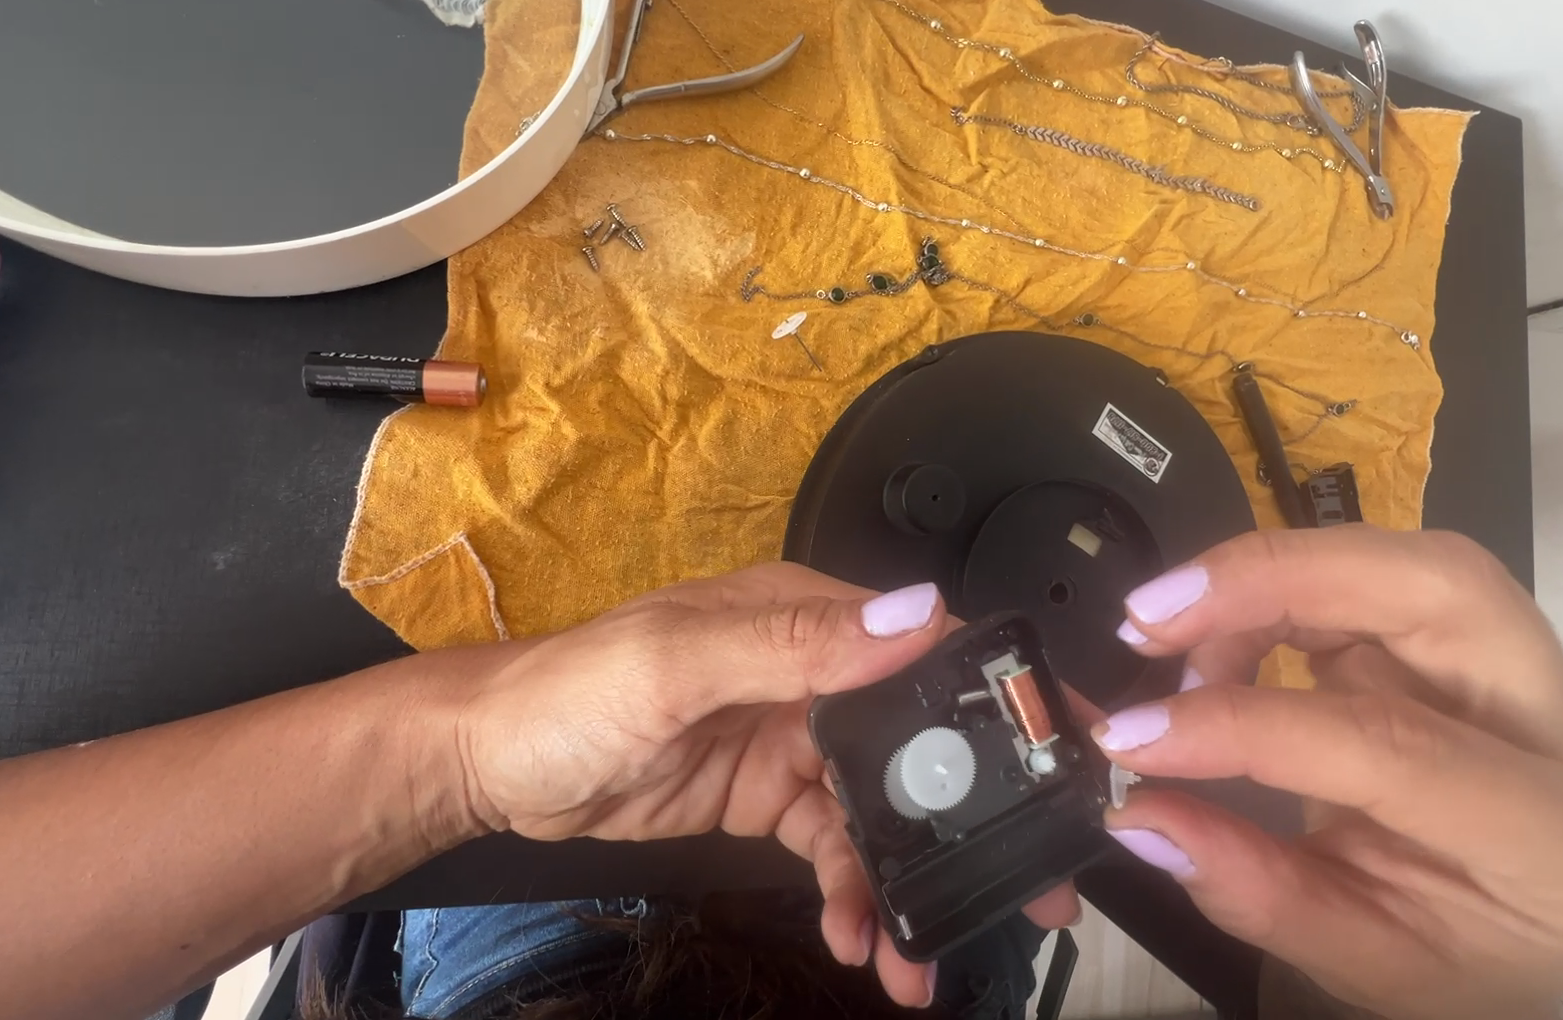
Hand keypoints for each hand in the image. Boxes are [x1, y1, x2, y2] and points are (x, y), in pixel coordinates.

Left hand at [448, 562, 1077, 1005]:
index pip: (921, 645)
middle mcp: (816, 673)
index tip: (1061, 753)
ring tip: (920, 952)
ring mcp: (797, 738)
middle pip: (917, 737)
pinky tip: (857, 934)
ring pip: (881, 807)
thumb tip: (916, 611)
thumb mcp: (680, 661)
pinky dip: (853, 889)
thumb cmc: (580, 690)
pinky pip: (834, 843)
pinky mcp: (773, 794)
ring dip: (908, 874)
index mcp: (807, 620)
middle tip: (1033, 880)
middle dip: (972, 809)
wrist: (501, 762)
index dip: (992, 694)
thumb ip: (794, 642)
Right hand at [1094, 527, 1562, 1019]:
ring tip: (1163, 632)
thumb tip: (1133, 811)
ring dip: (1257, 574)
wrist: (1512, 922)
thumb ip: (1246, 886)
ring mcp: (1525, 665)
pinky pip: (1360, 572)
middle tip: (1149, 615)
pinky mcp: (1459, 634)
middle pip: (1434, 586)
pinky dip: (1264, 588)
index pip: (1392, 745)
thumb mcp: (1355, 959)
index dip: (1242, 725)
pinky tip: (1210, 637)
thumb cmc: (1451, 955)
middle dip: (1269, 577)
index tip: (1127, 735)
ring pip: (1395, 557)